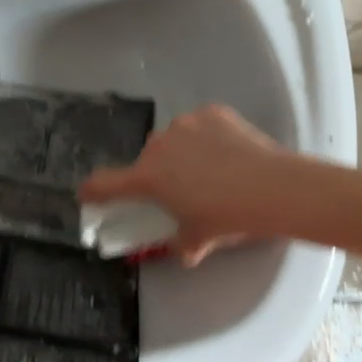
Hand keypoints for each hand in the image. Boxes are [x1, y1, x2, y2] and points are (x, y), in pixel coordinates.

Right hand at [79, 105, 288, 263]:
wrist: (274, 187)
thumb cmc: (229, 217)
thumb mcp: (200, 239)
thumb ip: (182, 243)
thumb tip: (184, 249)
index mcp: (148, 178)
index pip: (104, 183)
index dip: (92, 191)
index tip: (88, 195)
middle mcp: (159, 145)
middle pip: (148, 160)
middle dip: (159, 175)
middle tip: (183, 192)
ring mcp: (186, 124)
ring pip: (175, 140)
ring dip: (184, 153)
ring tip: (213, 171)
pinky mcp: (213, 112)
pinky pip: (202, 126)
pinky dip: (209, 138)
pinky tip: (230, 155)